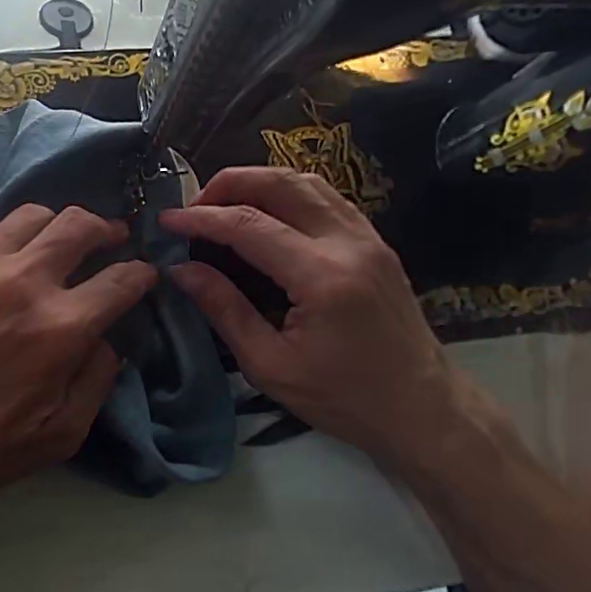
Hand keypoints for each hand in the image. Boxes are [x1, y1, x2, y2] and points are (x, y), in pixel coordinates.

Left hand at [0, 206, 156, 591]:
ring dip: (56, 224)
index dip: (142, 274)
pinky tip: (1, 250)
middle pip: (79, 225)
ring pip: (31, 214)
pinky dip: (2, 230)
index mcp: (60, 327)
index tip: (145, 274)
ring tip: (57, 242)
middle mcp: (23, 281)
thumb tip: (107, 341)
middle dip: (106, 228)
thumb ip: (95, 382)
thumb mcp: (57, 438)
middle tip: (110, 239)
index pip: (120, 280)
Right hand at [159, 167, 470, 468]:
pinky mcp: (374, 243)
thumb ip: (224, 309)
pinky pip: (326, 198)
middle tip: (194, 207)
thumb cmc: (342, 398)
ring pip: (307, 182)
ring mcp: (367, 238)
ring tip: (222, 205)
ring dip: (258, 182)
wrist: (423, 409)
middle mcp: (349, 243)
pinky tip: (264, 213)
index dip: (201, 218)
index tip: (167, 221)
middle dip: (229, 184)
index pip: (249, 226)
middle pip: (281, 184)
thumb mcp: (269, 365)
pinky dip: (287, 193)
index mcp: (322, 277)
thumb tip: (180, 270)